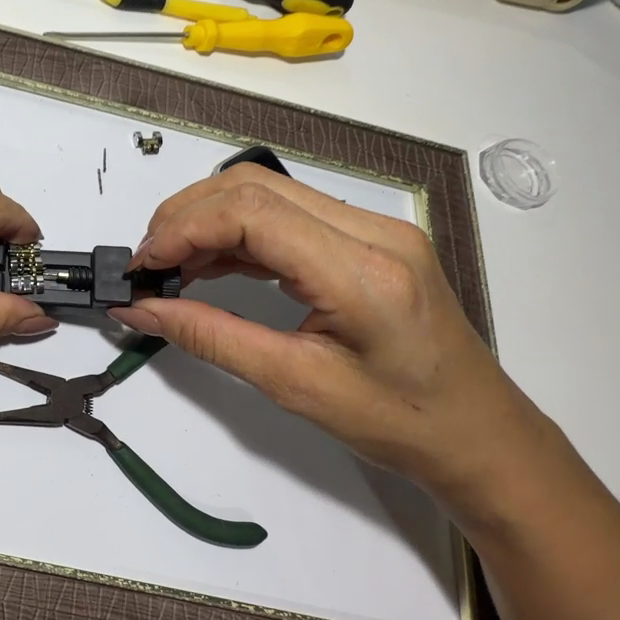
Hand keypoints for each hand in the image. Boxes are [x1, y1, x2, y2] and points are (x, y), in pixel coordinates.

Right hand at [110, 164, 552, 506]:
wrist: (479, 434)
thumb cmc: (399, 421)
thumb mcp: (293, 384)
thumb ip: (209, 336)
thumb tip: (140, 310)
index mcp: (364, 273)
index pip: (252, 213)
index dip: (183, 229)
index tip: (142, 266)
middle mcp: (374, 233)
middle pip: (254, 186)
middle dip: (185, 216)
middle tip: (147, 263)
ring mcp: (375, 229)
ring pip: (267, 191)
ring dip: (207, 219)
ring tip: (169, 266)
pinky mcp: (368, 238)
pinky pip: (287, 213)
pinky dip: (236, 231)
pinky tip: (208, 264)